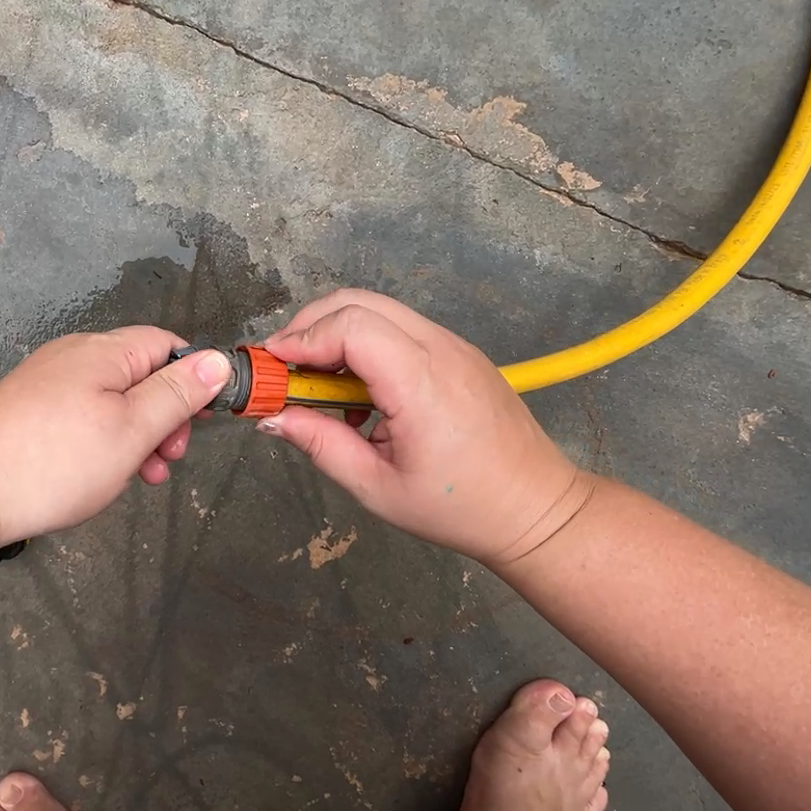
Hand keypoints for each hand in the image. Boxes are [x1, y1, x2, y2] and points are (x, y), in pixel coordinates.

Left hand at [0, 328, 234, 549]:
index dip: (192, 379)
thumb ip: (177, 393)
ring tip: (139, 478)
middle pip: (138, 372)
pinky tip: (97, 474)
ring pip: (110, 399)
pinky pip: (80, 413)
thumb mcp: (132, 430)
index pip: (165, 343)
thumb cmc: (56, 463)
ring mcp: (44, 381)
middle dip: (163, 416)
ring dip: (135, 435)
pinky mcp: (25, 408)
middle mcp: (72, 354)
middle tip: (167, 462)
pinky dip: (101, 439)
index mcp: (102, 350)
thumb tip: (218, 359)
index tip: (199, 424)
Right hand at [257, 289, 594, 565]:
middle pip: (359, 301)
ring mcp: (454, 345)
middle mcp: (440, 349)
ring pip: (378, 308)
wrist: (539, 508)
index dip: (303, 338)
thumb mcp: (377, 488)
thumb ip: (320, 445)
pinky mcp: (458, 351)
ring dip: (336, 331)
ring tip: (316, 380)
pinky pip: (399, 327)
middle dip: (310, 324)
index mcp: (422, 384)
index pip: (351, 326)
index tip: (271, 364)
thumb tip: (271, 419)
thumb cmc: (461, 507)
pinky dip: (364, 342)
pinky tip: (357, 389)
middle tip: (283, 364)